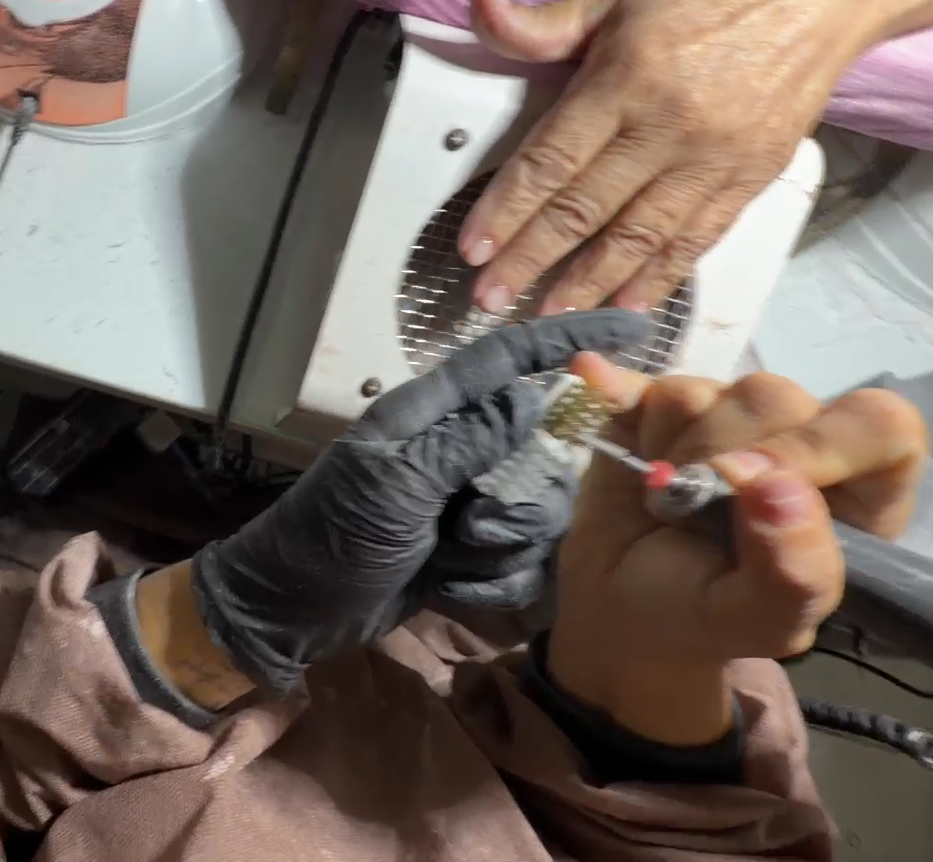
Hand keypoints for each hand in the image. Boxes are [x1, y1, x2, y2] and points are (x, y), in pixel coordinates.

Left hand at [189, 310, 651, 694]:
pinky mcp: (467, 548)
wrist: (296, 609)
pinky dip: (491, 579)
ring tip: (446, 559)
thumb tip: (527, 397)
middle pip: (537, 454)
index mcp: (424, 417)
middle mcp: (451, 450)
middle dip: (515, 503)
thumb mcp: (392, 483)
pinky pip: (520, 559)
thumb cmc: (330, 537)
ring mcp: (461, 501)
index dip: (566, 339)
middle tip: (466, 527)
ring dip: (498, 548)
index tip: (636, 324)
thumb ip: (464, 441)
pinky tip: (447, 586)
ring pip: (535, 511)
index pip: (501, 362)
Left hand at [457, 0, 901, 314]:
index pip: (549, 162)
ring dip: (586, 284)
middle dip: (529, 261)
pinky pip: (697, 238)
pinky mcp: (750, 177)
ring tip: (545, 318)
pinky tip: (625, 307)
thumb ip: (543, 22)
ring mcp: (713, 158)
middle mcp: (668, 127)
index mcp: (626, 82)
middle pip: (583, 209)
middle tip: (490, 299)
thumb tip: (480, 8)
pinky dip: (658, 277)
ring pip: (636, 236)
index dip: (505, 211)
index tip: (472, 250)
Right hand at [547, 355, 928, 745]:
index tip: (757, 486)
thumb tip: (771, 483)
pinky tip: (588, 376)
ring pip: (699, 390)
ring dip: (665, 445)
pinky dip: (609, 382)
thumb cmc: (701, 613)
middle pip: (773, 397)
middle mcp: (789, 437)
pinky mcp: (645, 405)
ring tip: (656, 491)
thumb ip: (791, 569)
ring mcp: (714, 415)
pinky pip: (632, 379)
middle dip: (716, 453)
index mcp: (853, 491)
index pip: (877, 426)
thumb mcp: (758, 619)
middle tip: (689, 505)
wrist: (616, 599)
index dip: (821, 444)